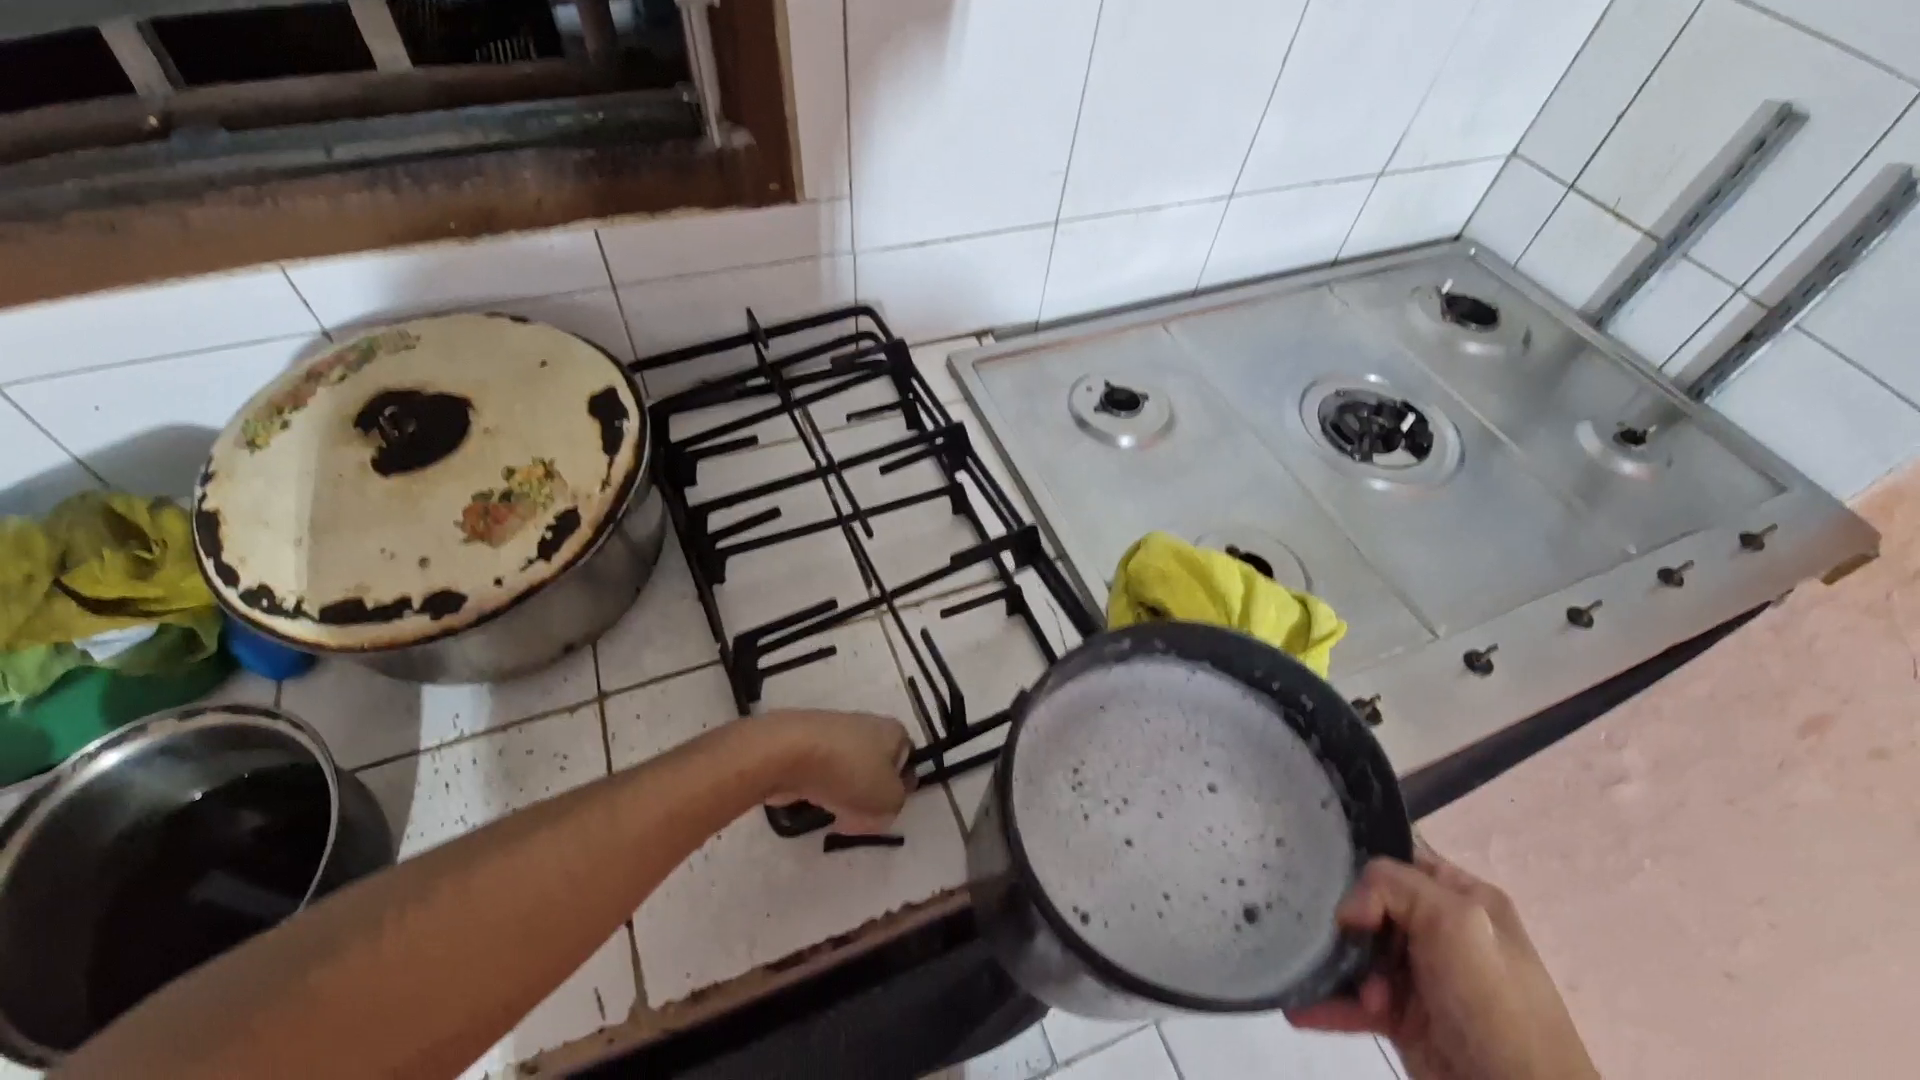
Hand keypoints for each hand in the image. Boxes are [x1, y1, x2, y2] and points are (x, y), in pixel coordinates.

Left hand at [756, 710, 914, 832]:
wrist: (786, 753)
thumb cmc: (849, 773)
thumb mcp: (889, 801)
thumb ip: (894, 805)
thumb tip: (878, 803)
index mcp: (893, 731)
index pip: (907, 761)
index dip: (899, 790)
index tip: (884, 811)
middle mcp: (865, 724)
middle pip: (874, 769)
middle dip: (867, 795)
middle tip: (858, 816)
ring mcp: (831, 732)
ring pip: (845, 772)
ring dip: (841, 794)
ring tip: (829, 810)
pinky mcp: (802, 744)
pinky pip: (817, 773)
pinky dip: (815, 789)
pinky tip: (807, 800)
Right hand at [1286, 847, 1598, 1079]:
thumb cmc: (1493, 1002)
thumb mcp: (1454, 921)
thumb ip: (1393, 887)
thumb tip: (1348, 908)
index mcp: (1464, 899)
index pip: (1402, 859)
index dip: (1364, 864)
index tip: (1328, 876)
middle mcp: (1442, 933)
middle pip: (1372, 907)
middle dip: (1346, 925)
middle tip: (1331, 941)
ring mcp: (1422, 978)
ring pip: (1359, 955)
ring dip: (1336, 968)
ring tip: (1320, 982)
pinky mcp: (1404, 1021)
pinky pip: (1354, 1002)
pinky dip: (1327, 1004)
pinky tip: (1299, 1007)